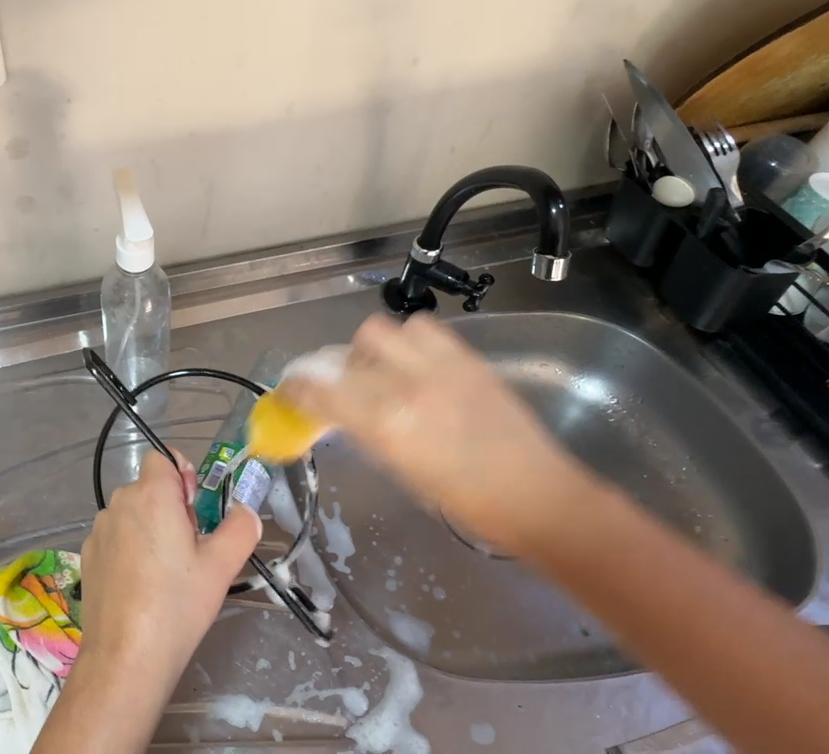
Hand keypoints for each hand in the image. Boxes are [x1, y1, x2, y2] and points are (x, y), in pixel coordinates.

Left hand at [75, 448, 260, 691]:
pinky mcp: (88, 555)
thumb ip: (239, 529)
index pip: (163, 457)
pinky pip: (114, 538)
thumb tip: (245, 512)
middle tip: (189, 549)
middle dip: (170, 507)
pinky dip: (128, 551)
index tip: (195, 510)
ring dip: (149, 529)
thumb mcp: (221, 566)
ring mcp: (98, 529)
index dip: (182, 476)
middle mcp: (119, 502)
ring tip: (166, 574)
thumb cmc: (178, 604)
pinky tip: (141, 588)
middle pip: (149, 488)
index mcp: (151, 494)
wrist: (126, 656)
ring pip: (131, 514)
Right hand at [275, 312, 596, 553]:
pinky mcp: (465, 357)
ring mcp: (437, 366)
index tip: (289, 390)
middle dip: (334, 369)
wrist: (539, 496)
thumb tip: (338, 411)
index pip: (318, 390)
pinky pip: (421, 327)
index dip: (295, 388)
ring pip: (380, 331)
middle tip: (345, 385)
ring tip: (383, 368)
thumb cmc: (467, 502)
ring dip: (371, 348)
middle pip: (344, 355)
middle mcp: (404, 386)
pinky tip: (416, 361)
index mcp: (384, 424)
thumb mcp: (401, 471)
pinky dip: (409, 339)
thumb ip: (366, 432)